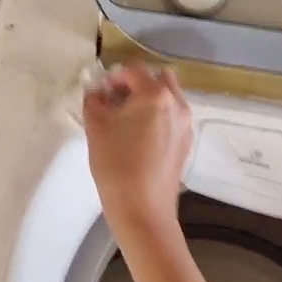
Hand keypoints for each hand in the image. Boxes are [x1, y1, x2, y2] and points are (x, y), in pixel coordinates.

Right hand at [84, 64, 193, 242]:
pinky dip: (158, 116)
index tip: (100, 93)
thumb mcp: (95, 126)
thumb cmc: (116, 165)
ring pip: (168, 97)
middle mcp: (177, 103)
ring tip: (127, 120)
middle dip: (136, 84)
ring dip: (148, 99)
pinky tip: (140, 137)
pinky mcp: (186, 142)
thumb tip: (98, 92)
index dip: (113, 76)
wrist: (142, 211)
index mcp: (155, 94)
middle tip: (116, 101)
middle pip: (157, 78)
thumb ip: (95, 99)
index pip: (133, 70)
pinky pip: (172, 116)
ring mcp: (185, 124)